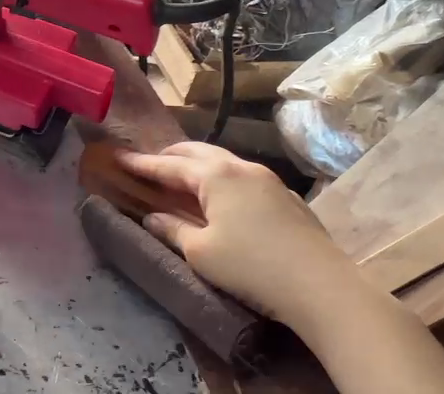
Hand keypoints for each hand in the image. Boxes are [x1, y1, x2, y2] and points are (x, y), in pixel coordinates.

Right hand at [113, 141, 355, 324]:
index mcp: (214, 174)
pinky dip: (224, 181)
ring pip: (223, 162)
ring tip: (183, 179)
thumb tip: (151, 217)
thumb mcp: (201, 253)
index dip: (139, 163)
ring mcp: (270, 182)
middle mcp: (241, 167)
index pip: (166, 164)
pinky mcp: (290, 201)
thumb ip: (171, 229)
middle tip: (148, 165)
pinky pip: (245, 179)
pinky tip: (224, 200)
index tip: (117, 156)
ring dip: (198, 167)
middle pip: (196, 152)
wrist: (327, 291)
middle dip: (169, 157)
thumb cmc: (253, 268)